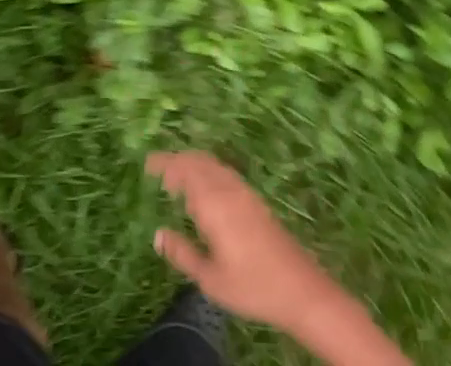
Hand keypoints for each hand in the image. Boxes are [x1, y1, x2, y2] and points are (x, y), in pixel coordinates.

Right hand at [145, 151, 355, 337]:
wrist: (302, 290)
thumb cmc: (252, 287)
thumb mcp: (210, 279)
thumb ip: (182, 254)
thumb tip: (157, 234)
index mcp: (214, 206)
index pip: (185, 171)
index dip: (166, 163)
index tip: (148, 164)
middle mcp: (229, 192)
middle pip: (200, 161)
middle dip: (178, 159)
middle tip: (158, 169)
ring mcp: (246, 195)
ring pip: (215, 165)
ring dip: (194, 164)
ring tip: (177, 177)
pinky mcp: (257, 202)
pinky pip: (227, 174)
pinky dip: (210, 172)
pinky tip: (206, 190)